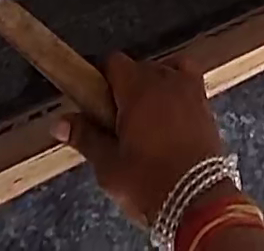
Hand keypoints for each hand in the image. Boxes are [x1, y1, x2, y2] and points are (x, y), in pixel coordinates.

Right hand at [53, 53, 224, 225]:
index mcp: (136, 88)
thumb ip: (85, 137)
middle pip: (136, 68)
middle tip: (117, 122)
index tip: (97, 101)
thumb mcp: (109, 165)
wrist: (197, 201)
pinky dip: (176, 83)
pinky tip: (171, 104)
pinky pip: (186, 75)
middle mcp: (162, 77)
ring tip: (144, 122)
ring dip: (150, 88)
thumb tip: (60, 122)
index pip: (112, 61)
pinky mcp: (202, 98)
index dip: (101, 78)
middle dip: (124, 89)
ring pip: (160, 72)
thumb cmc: (150, 183)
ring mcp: (186, 85)